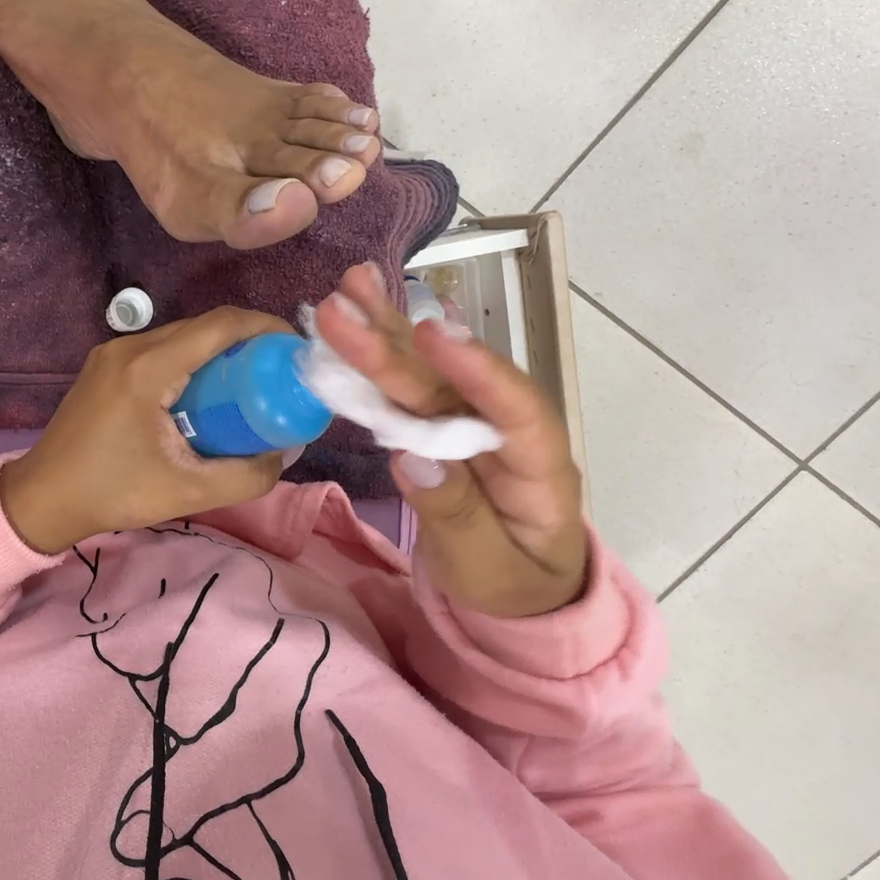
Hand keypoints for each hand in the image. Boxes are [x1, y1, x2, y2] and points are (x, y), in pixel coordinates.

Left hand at [0, 307, 301, 553]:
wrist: (43, 498)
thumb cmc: (113, 493)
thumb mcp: (188, 492)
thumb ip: (246, 475)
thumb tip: (284, 451)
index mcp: (146, 368)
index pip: (219, 325)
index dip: (265, 329)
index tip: (295, 350)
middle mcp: (127, 349)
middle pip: (200, 328)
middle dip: (245, 344)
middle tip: (278, 376)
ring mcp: (110, 355)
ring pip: (178, 338)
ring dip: (216, 354)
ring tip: (248, 387)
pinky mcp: (103, 368)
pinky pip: (158, 351)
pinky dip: (189, 363)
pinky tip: (204, 395)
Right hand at [313, 263, 588, 617]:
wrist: (515, 592)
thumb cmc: (511, 586)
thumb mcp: (488, 568)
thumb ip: (456, 515)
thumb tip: (408, 456)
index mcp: (537, 469)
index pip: (513, 410)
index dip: (474, 370)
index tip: (430, 333)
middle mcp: (498, 432)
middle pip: (447, 384)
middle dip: (394, 344)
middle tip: (342, 308)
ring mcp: (464, 424)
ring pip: (423, 372)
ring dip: (386, 329)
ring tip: (349, 286)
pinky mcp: (434, 425)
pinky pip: (403, 389)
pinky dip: (379, 354)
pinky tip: (361, 313)